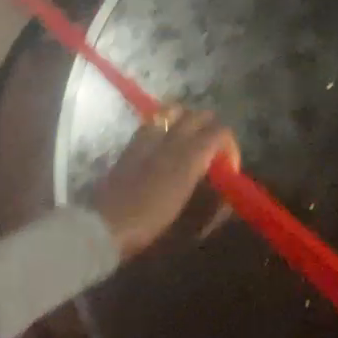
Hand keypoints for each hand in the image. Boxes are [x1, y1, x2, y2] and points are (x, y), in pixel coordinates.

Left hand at [91, 108, 238, 259]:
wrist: (107, 224)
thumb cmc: (151, 226)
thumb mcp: (191, 223)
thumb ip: (212, 205)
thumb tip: (225, 198)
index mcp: (188, 160)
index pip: (219, 133)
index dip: (230, 146)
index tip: (229, 168)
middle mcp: (169, 141)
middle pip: (198, 115)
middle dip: (211, 128)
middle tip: (213, 152)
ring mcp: (147, 138)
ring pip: (173, 111)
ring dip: (186, 121)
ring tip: (189, 142)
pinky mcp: (131, 143)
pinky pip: (152, 122)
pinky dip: (164, 126)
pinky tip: (164, 146)